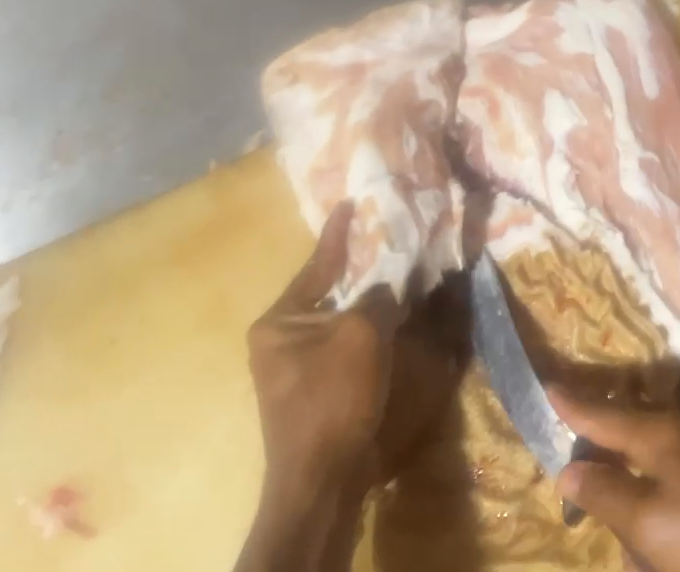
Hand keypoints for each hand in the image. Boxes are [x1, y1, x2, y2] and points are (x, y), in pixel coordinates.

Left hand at [247, 205, 393, 488]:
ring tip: (400, 272)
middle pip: (330, 292)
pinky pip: (350, 345)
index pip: (316, 265)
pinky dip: (374, 329)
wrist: (324, 476)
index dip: (338, 234)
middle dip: (361, 269)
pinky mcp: (321, 388)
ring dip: (372, 301)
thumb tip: (391, 287)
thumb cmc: (333, 397)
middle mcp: (282, 339)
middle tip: (388, 237)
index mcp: (279, 321)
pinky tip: (397, 319)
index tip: (349, 203)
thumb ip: (379, 298)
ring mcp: (299, 367)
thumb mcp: (361, 334)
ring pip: (344, 319)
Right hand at [550, 391, 679, 571]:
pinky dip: (650, 471)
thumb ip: (606, 492)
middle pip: (629, 419)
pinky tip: (648, 491)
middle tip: (568, 417)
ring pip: (652, 439)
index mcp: (660, 431)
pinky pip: (672, 461)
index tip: (547, 384)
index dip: (573, 404)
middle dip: (598, 419)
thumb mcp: (648, 521)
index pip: (604, 414)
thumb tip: (570, 469)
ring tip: (602, 452)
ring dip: (625, 446)